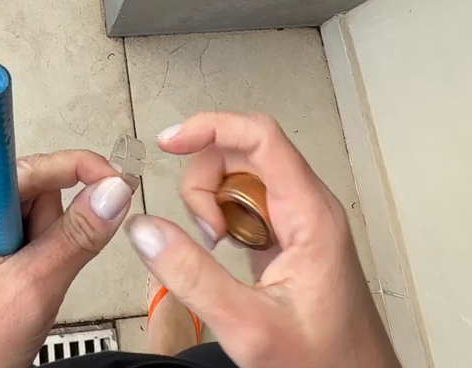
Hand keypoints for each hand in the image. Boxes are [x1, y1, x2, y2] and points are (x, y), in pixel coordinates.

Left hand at [0, 149, 134, 367]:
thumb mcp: (30, 292)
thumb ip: (77, 237)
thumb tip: (112, 192)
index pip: (28, 162)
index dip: (74, 166)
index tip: (112, 175)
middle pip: (37, 187)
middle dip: (50, 232)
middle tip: (33, 274)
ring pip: (37, 209)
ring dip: (43, 250)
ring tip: (20, 286)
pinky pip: (27, 228)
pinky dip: (35, 257)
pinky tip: (18, 283)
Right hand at [124, 113, 397, 367]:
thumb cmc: (326, 364)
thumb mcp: (251, 327)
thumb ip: (194, 277)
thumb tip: (146, 230)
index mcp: (310, 214)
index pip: (260, 136)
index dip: (212, 126)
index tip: (171, 141)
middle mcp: (307, 205)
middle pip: (242, 152)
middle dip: (205, 180)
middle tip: (202, 230)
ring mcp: (298, 218)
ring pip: (238, 174)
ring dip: (211, 200)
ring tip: (213, 245)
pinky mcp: (286, 233)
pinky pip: (243, 200)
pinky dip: (220, 216)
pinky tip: (222, 248)